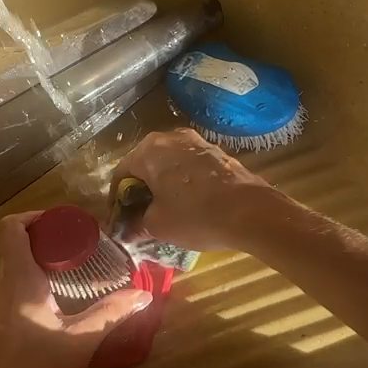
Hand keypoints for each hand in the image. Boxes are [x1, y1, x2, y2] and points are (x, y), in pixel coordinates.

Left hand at [0, 212, 151, 367]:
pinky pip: (11, 290)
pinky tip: (58, 303)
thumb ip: (113, 313)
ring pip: (11, 269)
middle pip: (13, 247)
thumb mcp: (83, 340)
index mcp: (18, 282)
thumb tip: (144, 293)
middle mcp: (0, 289)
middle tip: (78, 247)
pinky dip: (32, 283)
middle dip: (44, 239)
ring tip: (72, 272)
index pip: (11, 229)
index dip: (34, 216)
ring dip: (38, 262)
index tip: (64, 224)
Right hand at [113, 128, 277, 250]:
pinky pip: (190, 168)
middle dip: (140, 192)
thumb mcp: (158, 226)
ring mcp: (197, 143)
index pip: (121, 174)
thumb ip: (137, 224)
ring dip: (163, 187)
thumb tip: (127, 229)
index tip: (119, 222)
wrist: (250, 212)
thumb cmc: (195, 216)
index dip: (117, 201)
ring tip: (164, 213)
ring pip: (169, 165)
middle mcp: (171, 138)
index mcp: (149, 150)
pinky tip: (188, 205)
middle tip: (139, 218)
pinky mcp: (218, 154)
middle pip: (145, 166)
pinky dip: (183, 184)